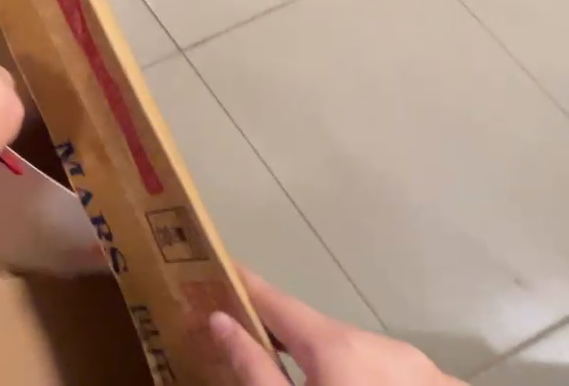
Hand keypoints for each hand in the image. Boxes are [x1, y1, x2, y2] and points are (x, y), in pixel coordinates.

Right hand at [210, 271, 458, 384]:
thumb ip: (252, 366)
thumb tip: (219, 320)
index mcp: (340, 346)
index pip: (274, 297)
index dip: (240, 283)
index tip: (210, 270)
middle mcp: (389, 350)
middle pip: (321, 333)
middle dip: (292, 344)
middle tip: (265, 361)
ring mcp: (434, 378)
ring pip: (366, 360)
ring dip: (339, 372)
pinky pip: (401, 381)